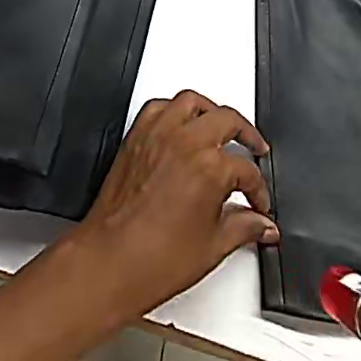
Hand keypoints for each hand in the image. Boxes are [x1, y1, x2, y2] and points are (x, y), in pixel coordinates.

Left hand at [0, 91, 274, 360]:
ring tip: (223, 125)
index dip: (258, 182)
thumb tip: (258, 223)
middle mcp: (177, 141)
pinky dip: (176, 107)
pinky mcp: (133, 136)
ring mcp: (153, 134)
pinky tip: (180, 123)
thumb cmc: (144, 261)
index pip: (244, 164)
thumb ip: (238, 228)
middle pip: (223, 116)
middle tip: (253, 148)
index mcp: (202, 166)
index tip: (259, 197)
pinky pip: (159, 105)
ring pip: (190, 98)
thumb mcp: (207, 250)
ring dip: (211, 109)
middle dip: (245, 130)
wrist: (100, 261)